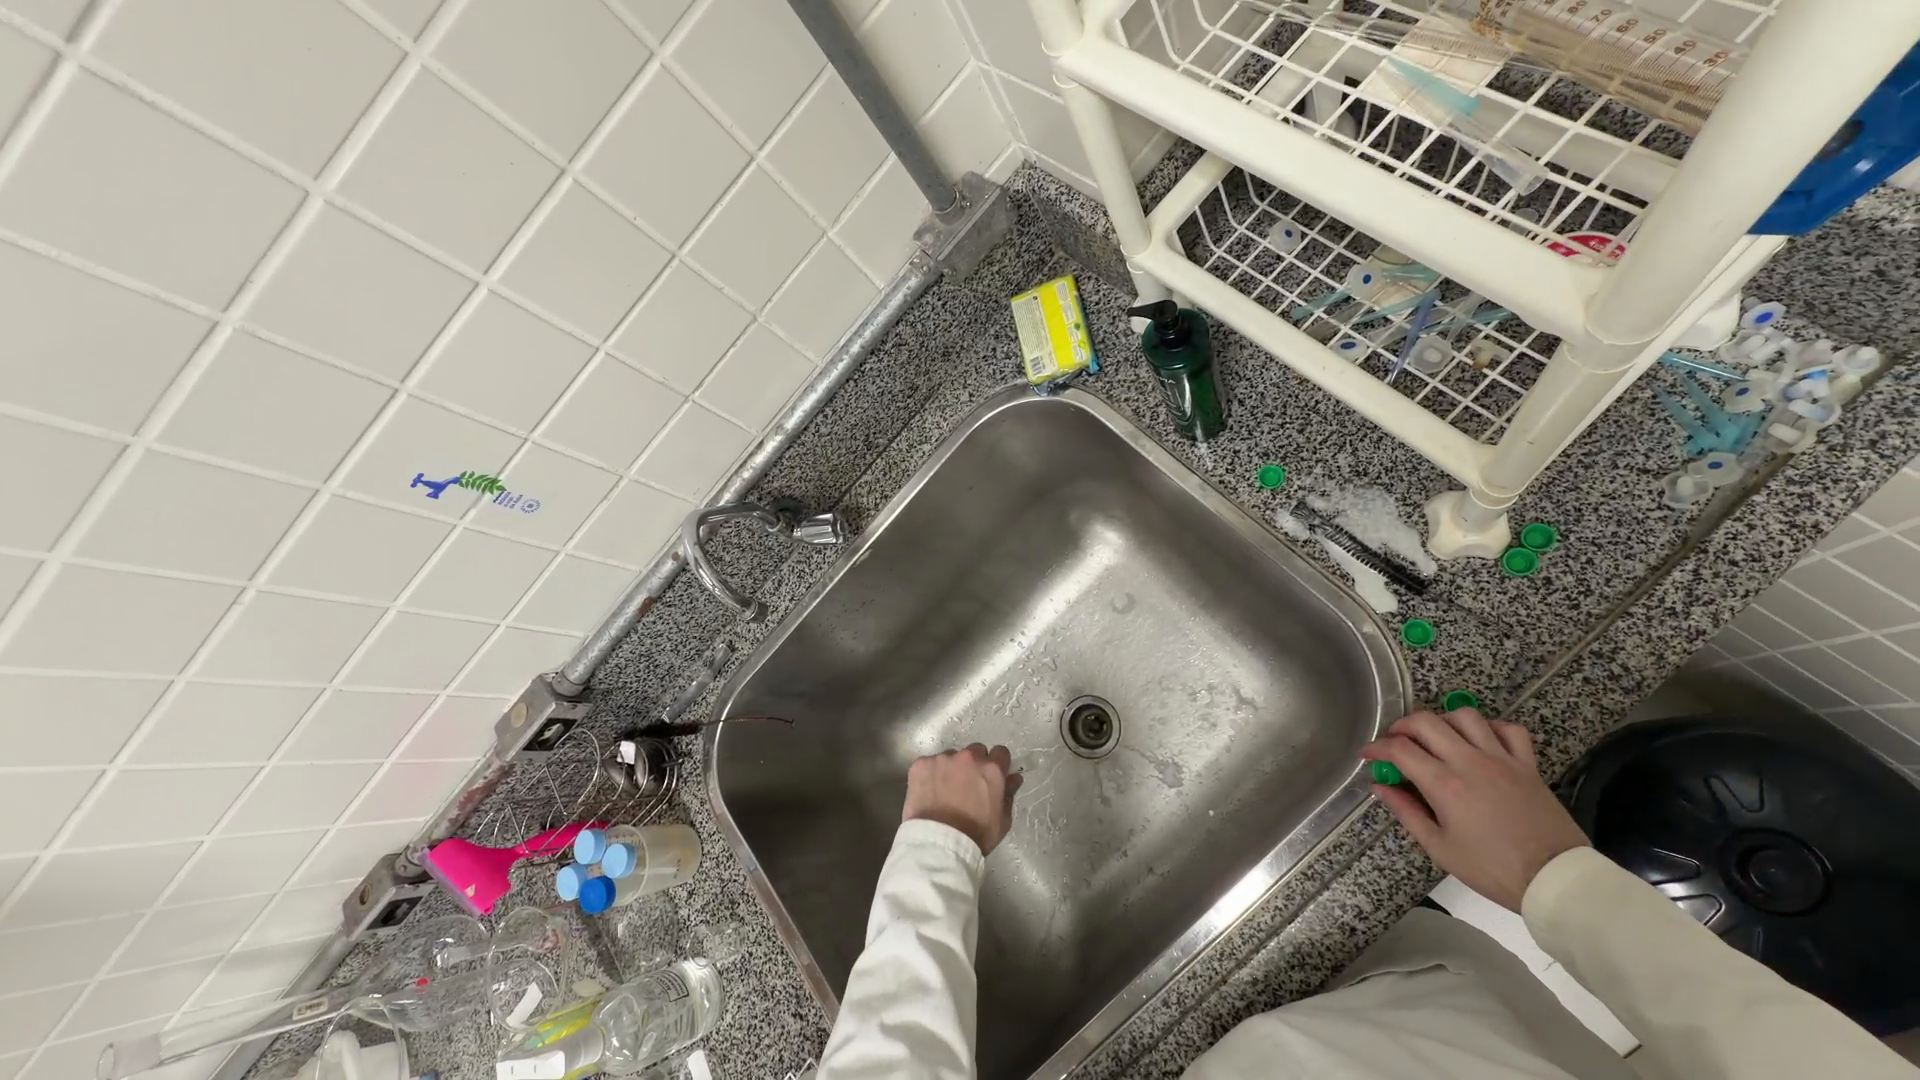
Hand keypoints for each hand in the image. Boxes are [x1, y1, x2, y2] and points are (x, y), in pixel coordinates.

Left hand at [903, 744, 1023, 854]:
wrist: (939, 842)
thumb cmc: (976, 835)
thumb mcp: (1003, 820)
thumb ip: (1009, 794)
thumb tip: (1014, 778)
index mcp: (992, 769)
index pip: (1000, 752)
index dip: (997, 764)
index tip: (991, 776)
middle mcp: (968, 758)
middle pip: (975, 751)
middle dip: (974, 764)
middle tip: (967, 785)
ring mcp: (943, 759)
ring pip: (951, 757)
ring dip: (951, 768)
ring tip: (945, 791)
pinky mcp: (921, 764)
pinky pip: (929, 763)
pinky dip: (930, 774)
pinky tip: (929, 791)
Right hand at [1362, 708, 1588, 911]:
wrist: (1555, 879)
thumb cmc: (1493, 869)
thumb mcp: (1440, 848)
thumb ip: (1407, 812)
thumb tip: (1381, 787)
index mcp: (1445, 785)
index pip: (1399, 750)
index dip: (1377, 748)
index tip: (1368, 755)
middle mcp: (1471, 762)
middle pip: (1426, 722)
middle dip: (1402, 726)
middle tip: (1396, 742)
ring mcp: (1502, 759)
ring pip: (1465, 716)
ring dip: (1443, 721)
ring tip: (1437, 738)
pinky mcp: (1528, 765)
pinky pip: (1509, 730)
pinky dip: (1490, 727)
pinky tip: (1480, 741)